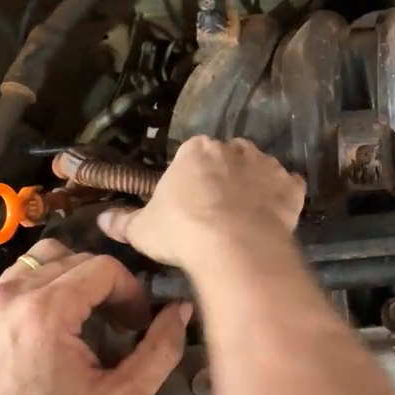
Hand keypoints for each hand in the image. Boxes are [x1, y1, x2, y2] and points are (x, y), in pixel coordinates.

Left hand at [0, 238, 190, 394]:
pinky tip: (56, 320)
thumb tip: (181, 310)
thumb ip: (159, 352)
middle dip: (107, 284)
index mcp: (47, 310)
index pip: (105, 267)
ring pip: (45, 258)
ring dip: (75, 276)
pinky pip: (20, 276)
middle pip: (77, 258)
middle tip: (119, 324)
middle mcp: (14, 295)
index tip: (136, 325)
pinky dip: (45, 284)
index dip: (131, 291)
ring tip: (87, 314)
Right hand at [98, 136, 303, 273]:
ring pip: (262, 170)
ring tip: (246, 217)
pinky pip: (289, 189)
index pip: (193, 154)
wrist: (234, 246)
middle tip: (218, 210)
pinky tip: (274, 219)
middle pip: (230, 158)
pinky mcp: (293, 187)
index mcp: (197, 150)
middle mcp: (235, 149)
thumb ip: (122, 221)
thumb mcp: (142, 229)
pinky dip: (284, 200)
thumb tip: (101, 219)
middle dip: (226, 177)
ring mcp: (268, 165)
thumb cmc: (182, 231)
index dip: (193, 177)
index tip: (190, 199)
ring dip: (256, 187)